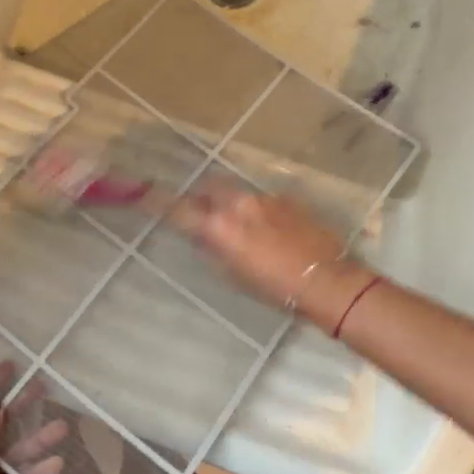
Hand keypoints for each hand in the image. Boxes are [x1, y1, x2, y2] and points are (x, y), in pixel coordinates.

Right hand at [169, 180, 375, 330]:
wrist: (327, 281)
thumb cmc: (274, 287)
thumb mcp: (234, 273)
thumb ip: (213, 248)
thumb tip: (204, 235)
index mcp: (219, 226)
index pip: (179, 208)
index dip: (159, 202)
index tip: (145, 196)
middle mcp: (239, 204)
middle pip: (210, 187)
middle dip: (201, 196)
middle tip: (201, 211)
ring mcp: (266, 198)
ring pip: (237, 193)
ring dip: (230, 204)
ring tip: (239, 225)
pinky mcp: (288, 200)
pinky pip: (262, 200)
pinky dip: (256, 210)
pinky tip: (268, 230)